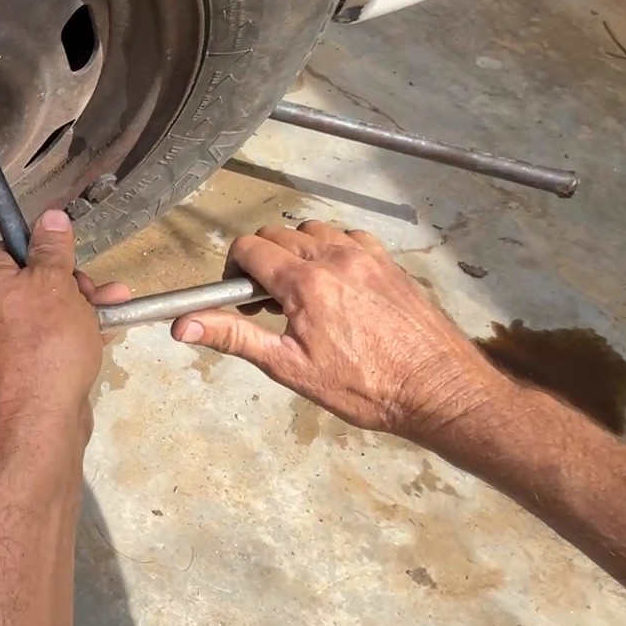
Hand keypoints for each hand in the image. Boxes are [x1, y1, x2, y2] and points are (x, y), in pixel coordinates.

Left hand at [0, 209, 130, 443]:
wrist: (39, 417)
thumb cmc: (47, 341)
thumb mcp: (56, 282)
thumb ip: (51, 249)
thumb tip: (49, 217)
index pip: (3, 248)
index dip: (36, 249)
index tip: (65, 258)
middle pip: (26, 280)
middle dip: (68, 281)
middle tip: (95, 289)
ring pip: (39, 311)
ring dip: (77, 306)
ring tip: (114, 308)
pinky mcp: (12, 368)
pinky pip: (41, 340)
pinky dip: (68, 334)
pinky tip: (102, 336)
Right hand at [172, 220, 507, 440]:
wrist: (444, 393)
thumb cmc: (363, 387)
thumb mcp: (288, 367)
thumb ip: (233, 336)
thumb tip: (181, 325)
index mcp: (303, 283)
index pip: (248, 248)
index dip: (234, 269)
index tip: (242, 298)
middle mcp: (333, 258)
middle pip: (276, 235)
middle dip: (260, 260)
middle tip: (267, 301)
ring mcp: (367, 257)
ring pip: (311, 231)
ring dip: (294, 251)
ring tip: (300, 289)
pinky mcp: (391, 264)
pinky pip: (349, 237)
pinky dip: (331, 249)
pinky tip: (335, 281)